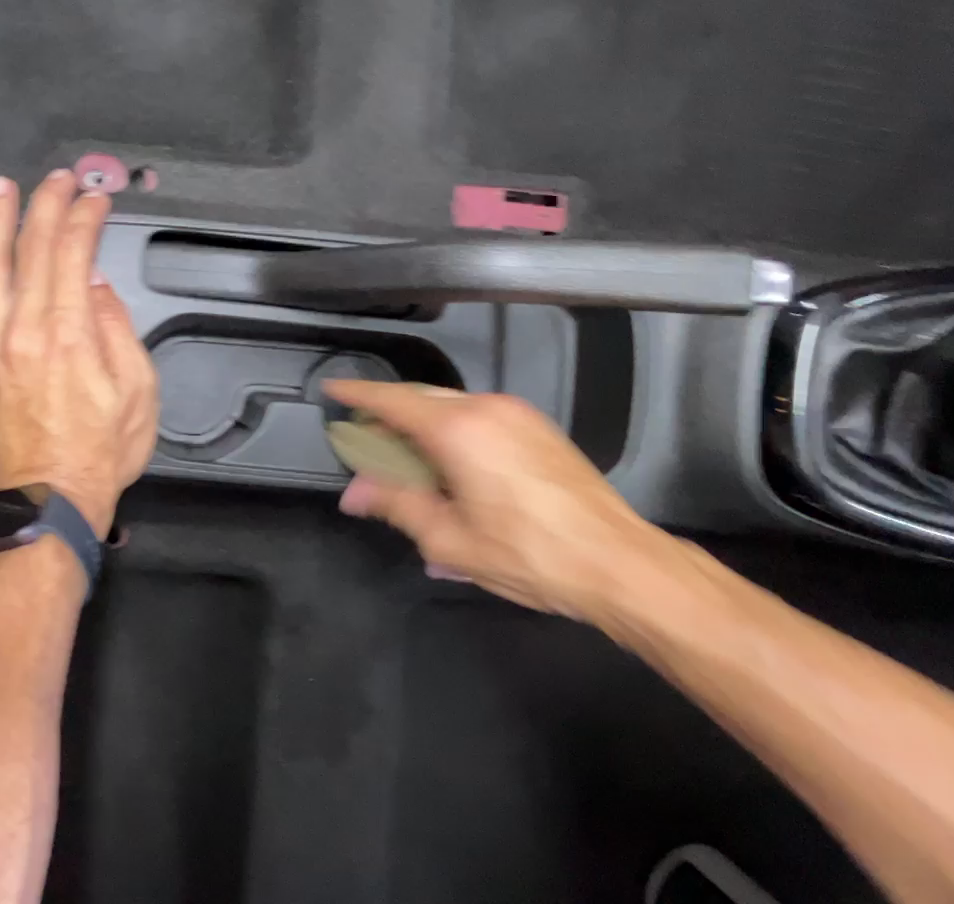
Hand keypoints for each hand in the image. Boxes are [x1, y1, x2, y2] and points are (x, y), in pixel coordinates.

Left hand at [0, 171, 159, 532]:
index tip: (95, 198)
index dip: (84, 217)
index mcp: (71, 332)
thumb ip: (117, 331)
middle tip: (55, 178)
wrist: (46, 498)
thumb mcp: (137, 391)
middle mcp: (26, 328)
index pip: (73, 253)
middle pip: (31, 249)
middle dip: (44, 205)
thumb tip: (95, 287)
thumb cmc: (101, 450)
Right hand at [324, 381, 687, 622]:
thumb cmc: (530, 554)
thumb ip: (396, 505)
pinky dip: (453, 433)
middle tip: (366, 445)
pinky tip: (450, 471)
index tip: (335, 390)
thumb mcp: (449, 538)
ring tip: (406, 466)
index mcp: (458, 430)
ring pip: (452, 408)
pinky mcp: (539, 430)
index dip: (358, 394)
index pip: (393, 400)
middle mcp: (487, 410)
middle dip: (388, 417)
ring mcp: (519, 416)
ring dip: (422, 427)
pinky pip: (480, 418)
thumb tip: (356, 493)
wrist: (618, 562)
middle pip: (421, 399)